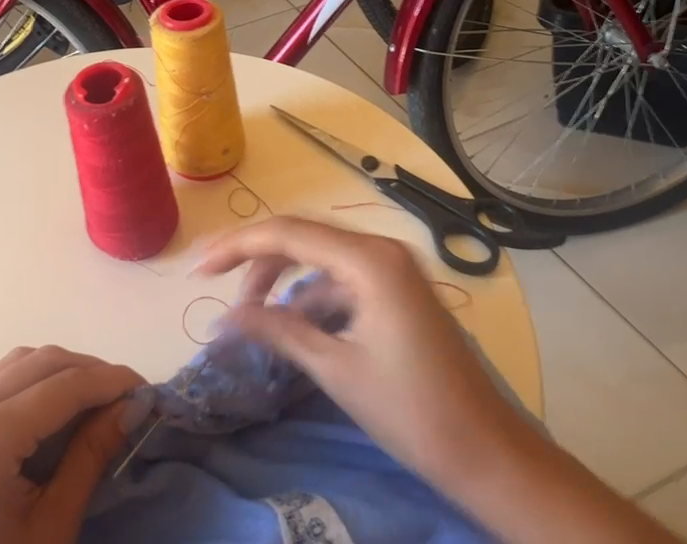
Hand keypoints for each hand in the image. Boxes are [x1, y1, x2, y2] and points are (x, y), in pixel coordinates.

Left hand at [0, 346, 149, 543]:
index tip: (149, 390)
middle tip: (129, 397)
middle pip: (41, 362)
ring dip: (63, 371)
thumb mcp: (52, 524)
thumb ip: (91, 456)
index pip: (64, 385)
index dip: (112, 381)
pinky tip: (56, 408)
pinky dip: (33, 380)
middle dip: (91, 371)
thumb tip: (133, 406)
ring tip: (98, 401)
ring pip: (19, 362)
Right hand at [195, 216, 526, 494]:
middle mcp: (382, 250)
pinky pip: (342, 278)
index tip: (198, 271)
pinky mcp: (398, 291)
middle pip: (303, 237)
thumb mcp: (335, 368)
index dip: (236, 247)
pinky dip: (311, 296)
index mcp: (369, 259)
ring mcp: (394, 269)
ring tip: (251, 313)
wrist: (488, 453)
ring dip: (283, 279)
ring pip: (321, 257)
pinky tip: (292, 325)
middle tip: (215, 284)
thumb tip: (225, 317)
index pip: (287, 234)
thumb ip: (278, 330)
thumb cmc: (411, 411)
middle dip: (256, 259)